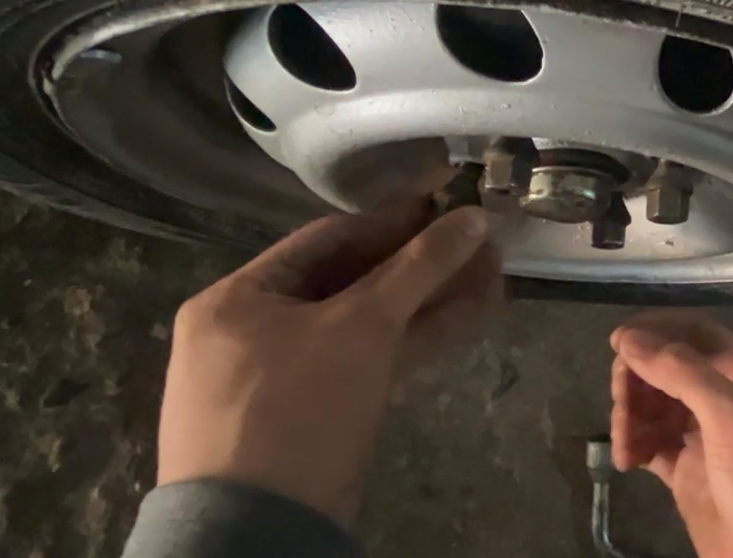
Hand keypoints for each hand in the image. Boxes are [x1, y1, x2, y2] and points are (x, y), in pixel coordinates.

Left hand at [156, 197, 501, 526]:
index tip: (448, 207)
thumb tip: (476, 216)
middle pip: (355, 277)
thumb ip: (421, 265)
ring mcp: (289, 371)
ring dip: (431, 297)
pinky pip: (372, 354)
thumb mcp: (363, 325)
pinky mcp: (319, 406)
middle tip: (479, 243)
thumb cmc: (296, 406)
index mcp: (239, 298)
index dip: (395, 220)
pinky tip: (473, 312)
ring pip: (371, 318)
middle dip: (424, 263)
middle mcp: (256, 328)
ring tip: (492, 273)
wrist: (258, 538)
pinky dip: (418, 334)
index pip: (329, 239)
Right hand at [610, 312, 732, 557]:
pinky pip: (651, 442)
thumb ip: (680, 370)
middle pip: (669, 367)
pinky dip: (634, 444)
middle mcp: (722, 394)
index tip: (618, 340)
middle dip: (640, 376)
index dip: (657, 329)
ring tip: (625, 443)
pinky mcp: (687, 470)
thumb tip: (628, 336)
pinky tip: (627, 461)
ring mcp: (704, 433)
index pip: (694, 331)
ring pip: (656, 404)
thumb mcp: (728, 412)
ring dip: (632, 413)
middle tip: (621, 400)